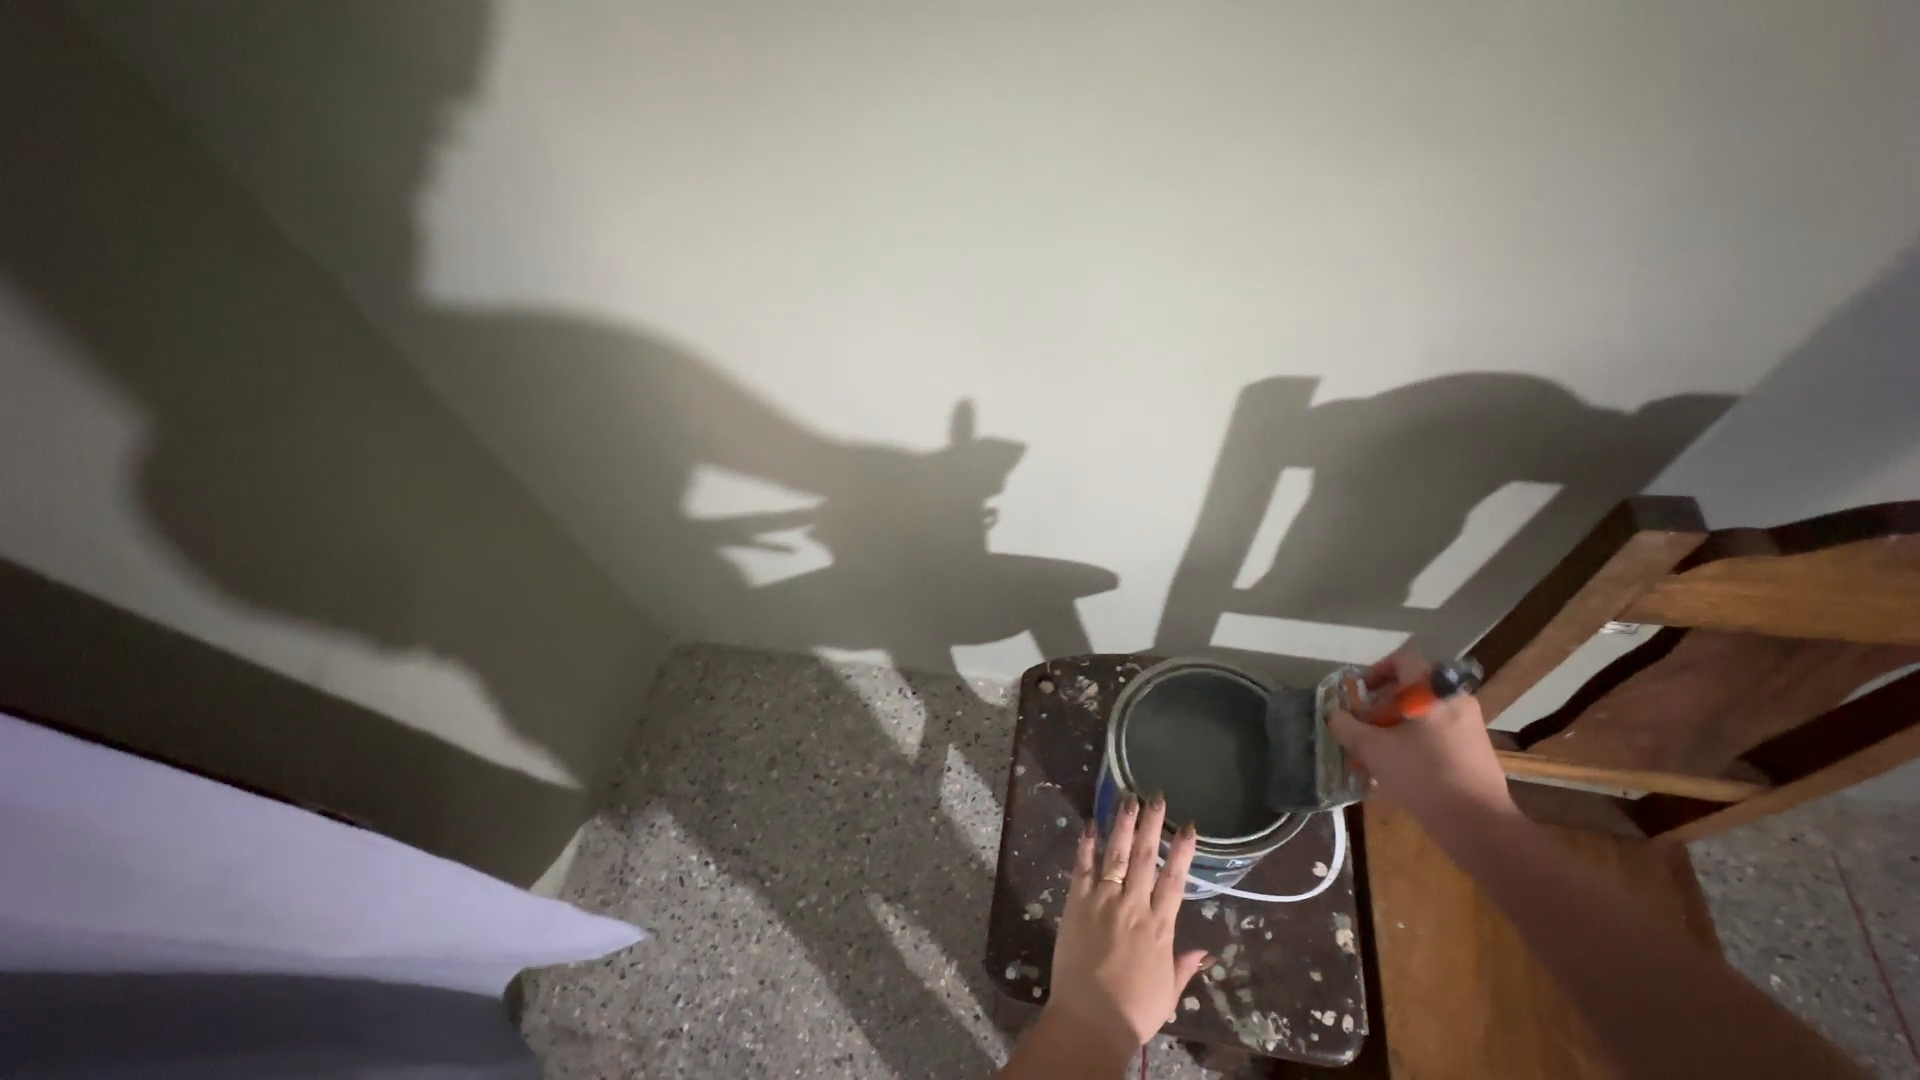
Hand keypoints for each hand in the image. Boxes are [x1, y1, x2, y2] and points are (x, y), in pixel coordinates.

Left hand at [1047, 794, 1210, 1057]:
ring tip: (1128, 797)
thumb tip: (1205, 951)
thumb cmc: (1133, 1011)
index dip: (1183, 851)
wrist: (1090, 1019)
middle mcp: (1133, 906)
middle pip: (1145, 857)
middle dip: (1152, 824)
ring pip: (1116, 854)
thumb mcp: (1168, 992)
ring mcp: (1102, 901)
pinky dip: (1086, 845)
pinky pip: (1082, 868)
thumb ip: (1183, 966)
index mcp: (1159, 926)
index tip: (1190, 825)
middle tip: (1156, 796)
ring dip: (1123, 825)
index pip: (1175, 879)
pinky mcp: (1076, 904)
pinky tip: (1090, 824)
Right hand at [1327, 652, 1515, 824]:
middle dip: (1380, 706)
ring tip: (1374, 753)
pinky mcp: (1473, 751)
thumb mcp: (1374, 750)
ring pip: (1422, 715)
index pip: (1403, 661)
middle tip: (1362, 728)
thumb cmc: (1423, 776)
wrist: (1477, 823)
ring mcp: (1469, 727)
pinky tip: (1396, 769)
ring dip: (1394, 727)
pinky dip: (1412, 742)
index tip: (1359, 694)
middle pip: (1411, 690)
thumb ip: (1348, 727)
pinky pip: (1436, 734)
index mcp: (1435, 692)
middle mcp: (1456, 701)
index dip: (1375, 671)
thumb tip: (1335, 715)